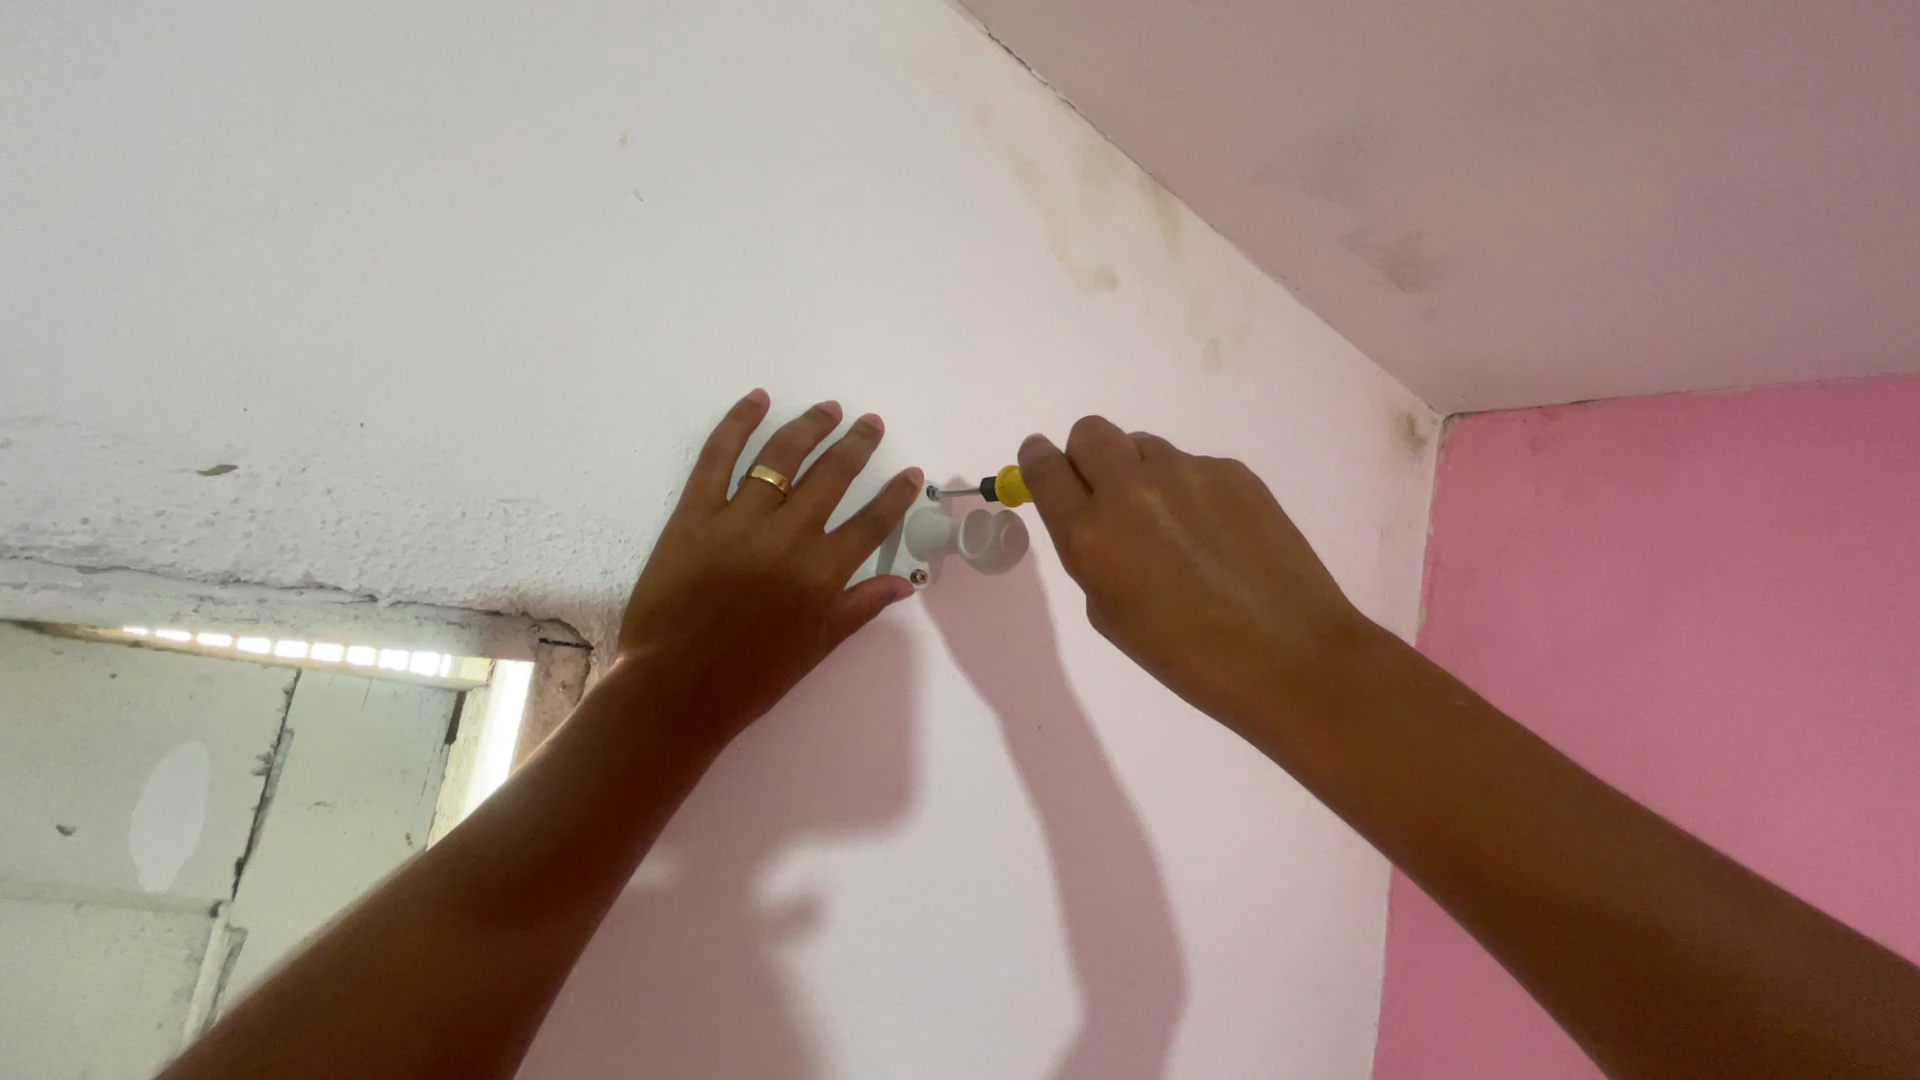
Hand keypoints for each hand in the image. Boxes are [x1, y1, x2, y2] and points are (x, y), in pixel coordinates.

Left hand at [614, 390, 922, 745]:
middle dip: (858, 445)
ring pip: (781, 458)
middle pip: (833, 476)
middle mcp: (788, 537)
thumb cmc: (752, 677)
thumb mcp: (816, 647)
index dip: (896, 495)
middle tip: (871, 423)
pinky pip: (717, 458)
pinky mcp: (694, 515)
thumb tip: (903, 585)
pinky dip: (738, 424)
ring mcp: (739, 521)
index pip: (872, 523)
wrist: (676, 691)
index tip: (911, 473)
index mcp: (822, 574)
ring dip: (810, 427)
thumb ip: (860, 607)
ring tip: (829, 409)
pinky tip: (758, 400)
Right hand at [1017, 416, 1375, 729]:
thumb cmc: (1185, 655)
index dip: (1039, 461)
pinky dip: (1191, 489)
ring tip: (1176, 525)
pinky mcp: (1233, 470)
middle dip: (1088, 456)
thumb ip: (1089, 552)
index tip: (1045, 465)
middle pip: (1090, 432)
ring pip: (1144, 446)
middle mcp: (1130, 489)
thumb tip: (1093, 514)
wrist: (1288, 655)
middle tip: (1108, 493)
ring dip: (1143, 474)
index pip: (1043, 466)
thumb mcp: (1109, 613)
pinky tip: (1218, 533)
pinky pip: (1192, 464)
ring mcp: (1186, 472)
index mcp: (1089, 534)